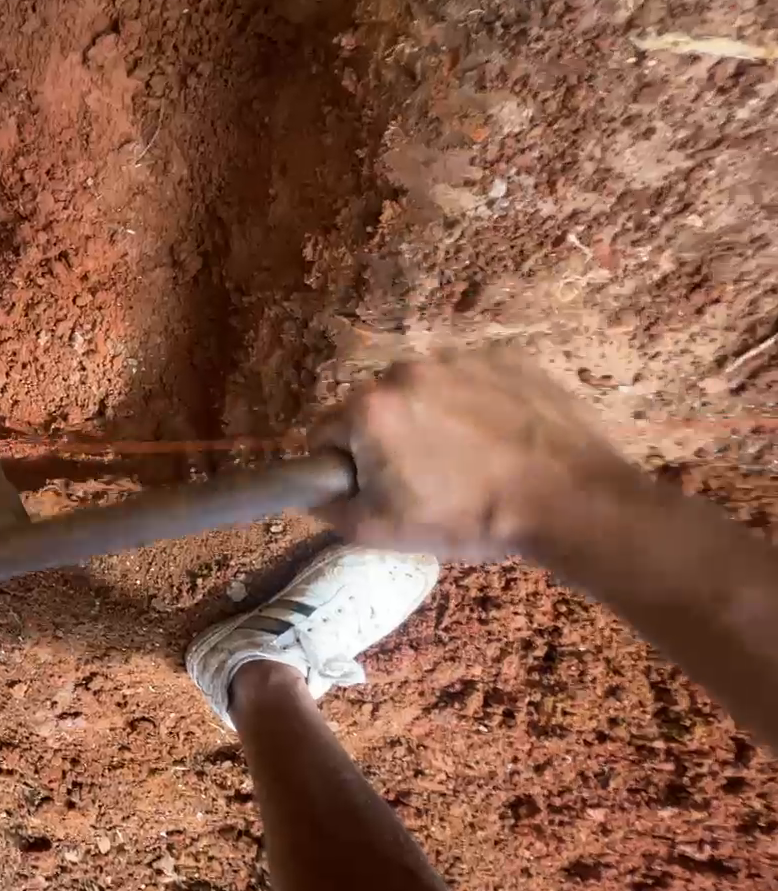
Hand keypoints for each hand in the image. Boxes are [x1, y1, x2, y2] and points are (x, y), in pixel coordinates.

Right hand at [313, 352, 636, 559]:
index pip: (324, 431)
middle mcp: (404, 372)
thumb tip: (311, 493)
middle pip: (371, 407)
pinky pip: (467, 379)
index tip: (372, 484)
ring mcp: (460, 360)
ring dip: (425, 416)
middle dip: (383, 435)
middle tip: (419, 474)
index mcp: (367, 408)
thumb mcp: (376, 530)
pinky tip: (494, 436)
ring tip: (462, 454)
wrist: (579, 504)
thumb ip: (326, 507)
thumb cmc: (467, 516)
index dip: (341, 462)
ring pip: (418, 391)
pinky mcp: (508, 359)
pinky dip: (470, 402)